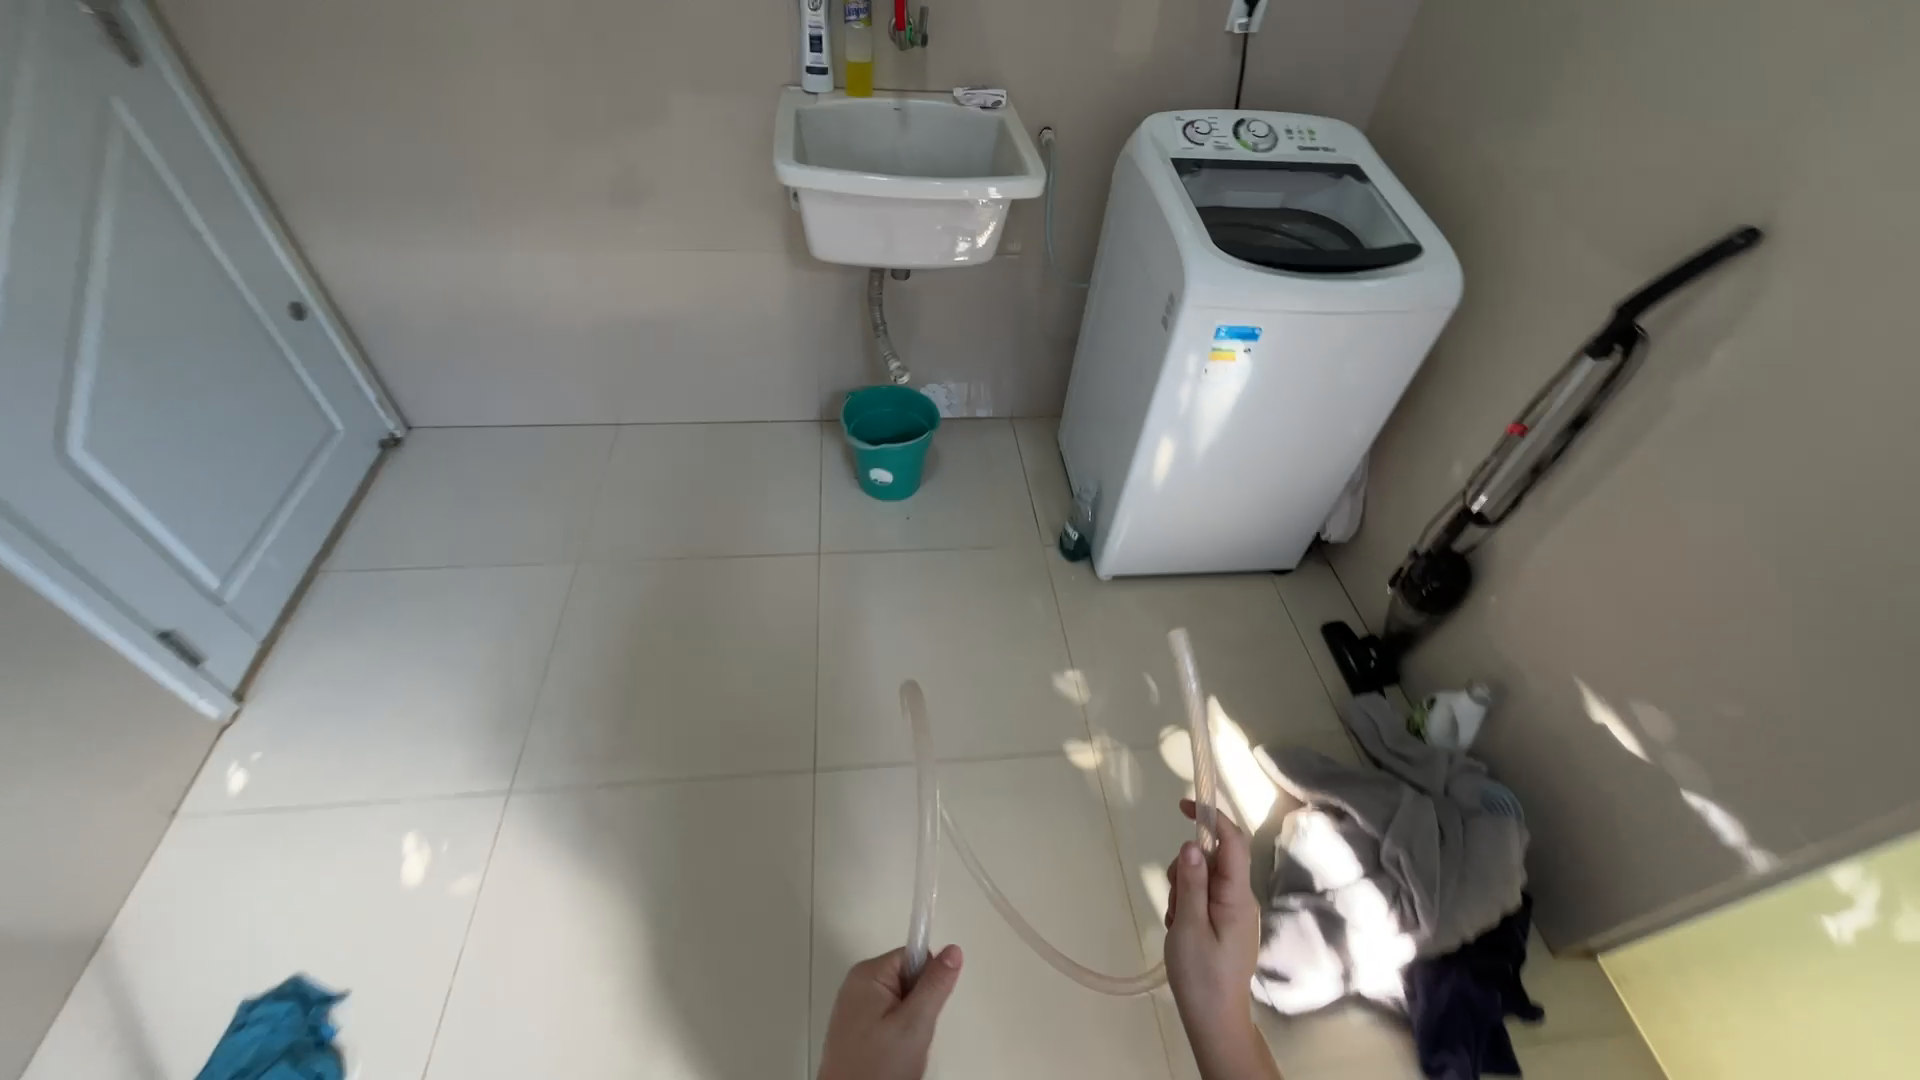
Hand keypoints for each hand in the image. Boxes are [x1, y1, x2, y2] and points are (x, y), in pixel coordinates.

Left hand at [817, 945, 963, 1079]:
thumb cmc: (880, 1066)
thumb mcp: (915, 1024)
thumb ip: (935, 984)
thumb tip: (954, 949)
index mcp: (868, 974)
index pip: (913, 956)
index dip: (927, 981)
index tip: (925, 1009)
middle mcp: (857, 984)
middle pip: (906, 979)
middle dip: (918, 1006)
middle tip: (913, 1036)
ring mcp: (853, 1008)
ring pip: (899, 1003)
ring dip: (909, 1025)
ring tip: (902, 1051)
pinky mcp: (854, 1029)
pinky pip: (887, 1020)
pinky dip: (896, 1036)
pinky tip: (892, 1057)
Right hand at [1164, 799, 1277, 1079]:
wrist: (1214, 1021)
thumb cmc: (1202, 975)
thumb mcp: (1189, 926)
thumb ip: (1191, 883)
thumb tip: (1193, 844)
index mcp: (1238, 897)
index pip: (1233, 843)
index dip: (1212, 818)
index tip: (1184, 805)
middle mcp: (1240, 899)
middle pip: (1212, 858)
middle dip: (1186, 867)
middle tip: (1174, 899)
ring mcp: (1234, 912)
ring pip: (1203, 877)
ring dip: (1183, 888)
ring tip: (1176, 922)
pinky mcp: (1225, 923)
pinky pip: (1203, 896)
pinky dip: (1186, 904)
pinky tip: (1180, 929)